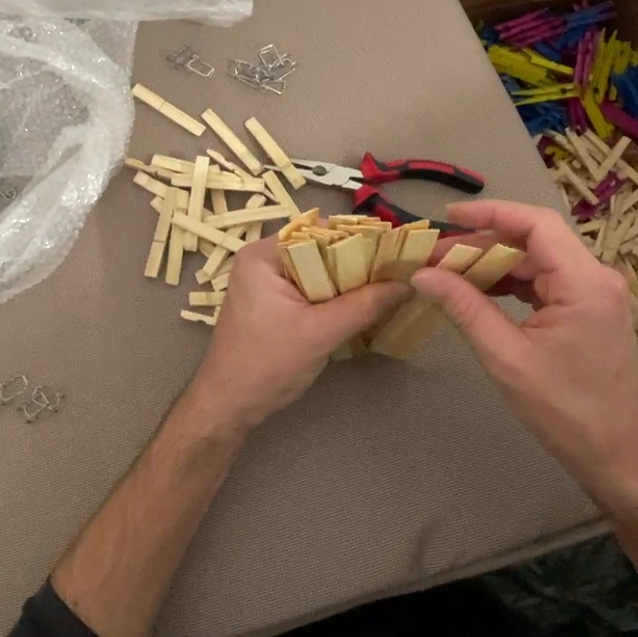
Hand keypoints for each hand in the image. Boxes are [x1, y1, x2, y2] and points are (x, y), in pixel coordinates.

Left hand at [184, 237, 409, 433]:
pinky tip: (365, 304)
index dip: (361, 238)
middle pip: (321, 249)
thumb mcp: (320, 333)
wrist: (229, 406)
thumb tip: (408, 282)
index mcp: (264, 255)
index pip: (320, 230)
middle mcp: (263, 260)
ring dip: (351, 281)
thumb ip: (365, 305)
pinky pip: (312, 288)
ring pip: (319, 271)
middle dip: (360, 261)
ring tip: (392, 285)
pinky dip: (336, 296)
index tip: (399, 250)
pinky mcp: (273, 303)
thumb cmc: (266, 365)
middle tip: (401, 270)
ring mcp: (266, 282)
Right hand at [409, 201, 637, 593]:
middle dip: (482, 242)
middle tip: (437, 256)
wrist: (623, 459)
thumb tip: (421, 273)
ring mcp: (597, 296)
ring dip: (494, 263)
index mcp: (584, 282)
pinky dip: (511, 283)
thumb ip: (464, 307)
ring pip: (538, 261)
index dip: (489, 213)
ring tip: (449, 274)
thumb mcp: (505, 356)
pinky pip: (546, 282)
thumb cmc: (566, 410)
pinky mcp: (591, 313)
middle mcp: (597, 278)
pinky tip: (479, 294)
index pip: (535, 223)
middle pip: (534, 239)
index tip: (446, 218)